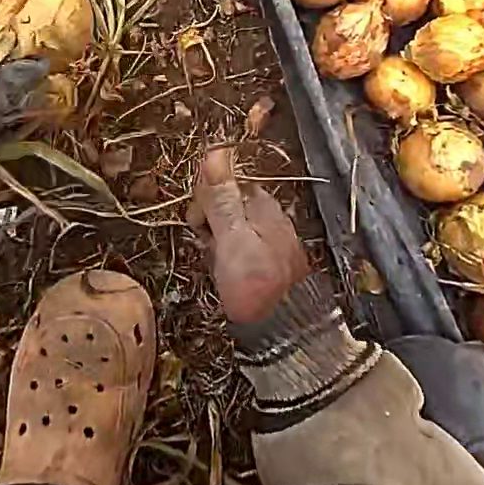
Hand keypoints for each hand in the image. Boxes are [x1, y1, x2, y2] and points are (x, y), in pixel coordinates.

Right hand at [190, 148, 310, 324]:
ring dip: (218, 243)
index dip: (205, 200)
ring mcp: (272, 238)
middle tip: (209, 248)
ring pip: (232, 228)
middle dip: (210, 223)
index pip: (225, 182)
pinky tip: (229, 275)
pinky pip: (241, 247)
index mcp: (261, 204)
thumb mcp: (231, 238)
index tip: (198, 223)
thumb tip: (213, 153)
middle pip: (228, 204)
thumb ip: (221, 198)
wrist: (285, 331)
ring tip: (218, 266)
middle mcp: (270, 215)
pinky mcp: (271, 260)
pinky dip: (230, 258)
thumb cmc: (255, 284)